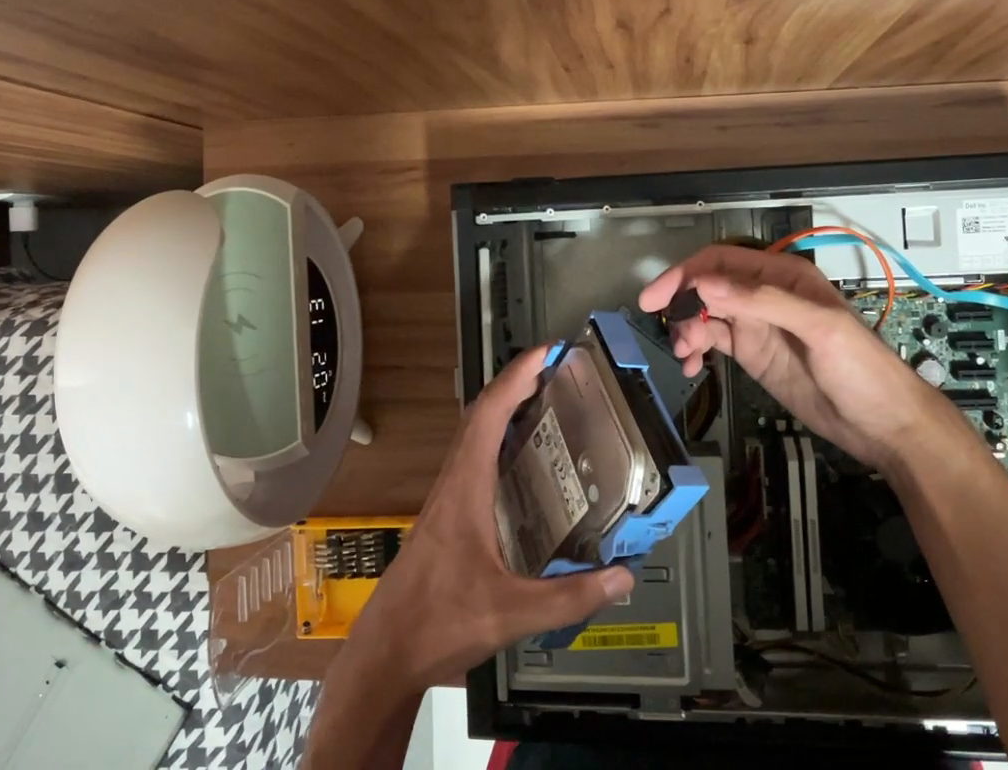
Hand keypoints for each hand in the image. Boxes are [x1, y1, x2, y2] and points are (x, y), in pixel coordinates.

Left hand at [339, 345, 635, 693]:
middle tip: (552, 372)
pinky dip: (493, 443)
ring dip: (501, 412)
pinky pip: (470, 463)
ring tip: (540, 405)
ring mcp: (443, 502)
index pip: (489, 416)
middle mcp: (451, 486)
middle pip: (478, 417)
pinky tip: (516, 464)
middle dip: (513, 385)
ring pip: (471, 439)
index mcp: (465, 491)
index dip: (516, 378)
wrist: (385, 654)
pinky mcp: (443, 520)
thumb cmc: (439, 624)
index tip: (545, 353)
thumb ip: (570, 598)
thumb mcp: (512, 613)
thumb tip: (622, 577)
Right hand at [639, 245, 935, 463]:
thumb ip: (763, 302)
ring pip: (706, 315)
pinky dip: (696, 349)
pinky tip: (692, 366)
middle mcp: (765, 295)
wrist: (881, 423)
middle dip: (681, 304)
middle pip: (708, 287)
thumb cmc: (861, 369)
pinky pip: (713, 342)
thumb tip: (706, 286)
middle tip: (665, 330)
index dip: (686, 274)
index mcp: (783, 276)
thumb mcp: (819, 328)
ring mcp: (758, 326)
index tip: (656, 298)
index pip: (722, 262)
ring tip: (685, 355)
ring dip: (687, 330)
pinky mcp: (754, 354)